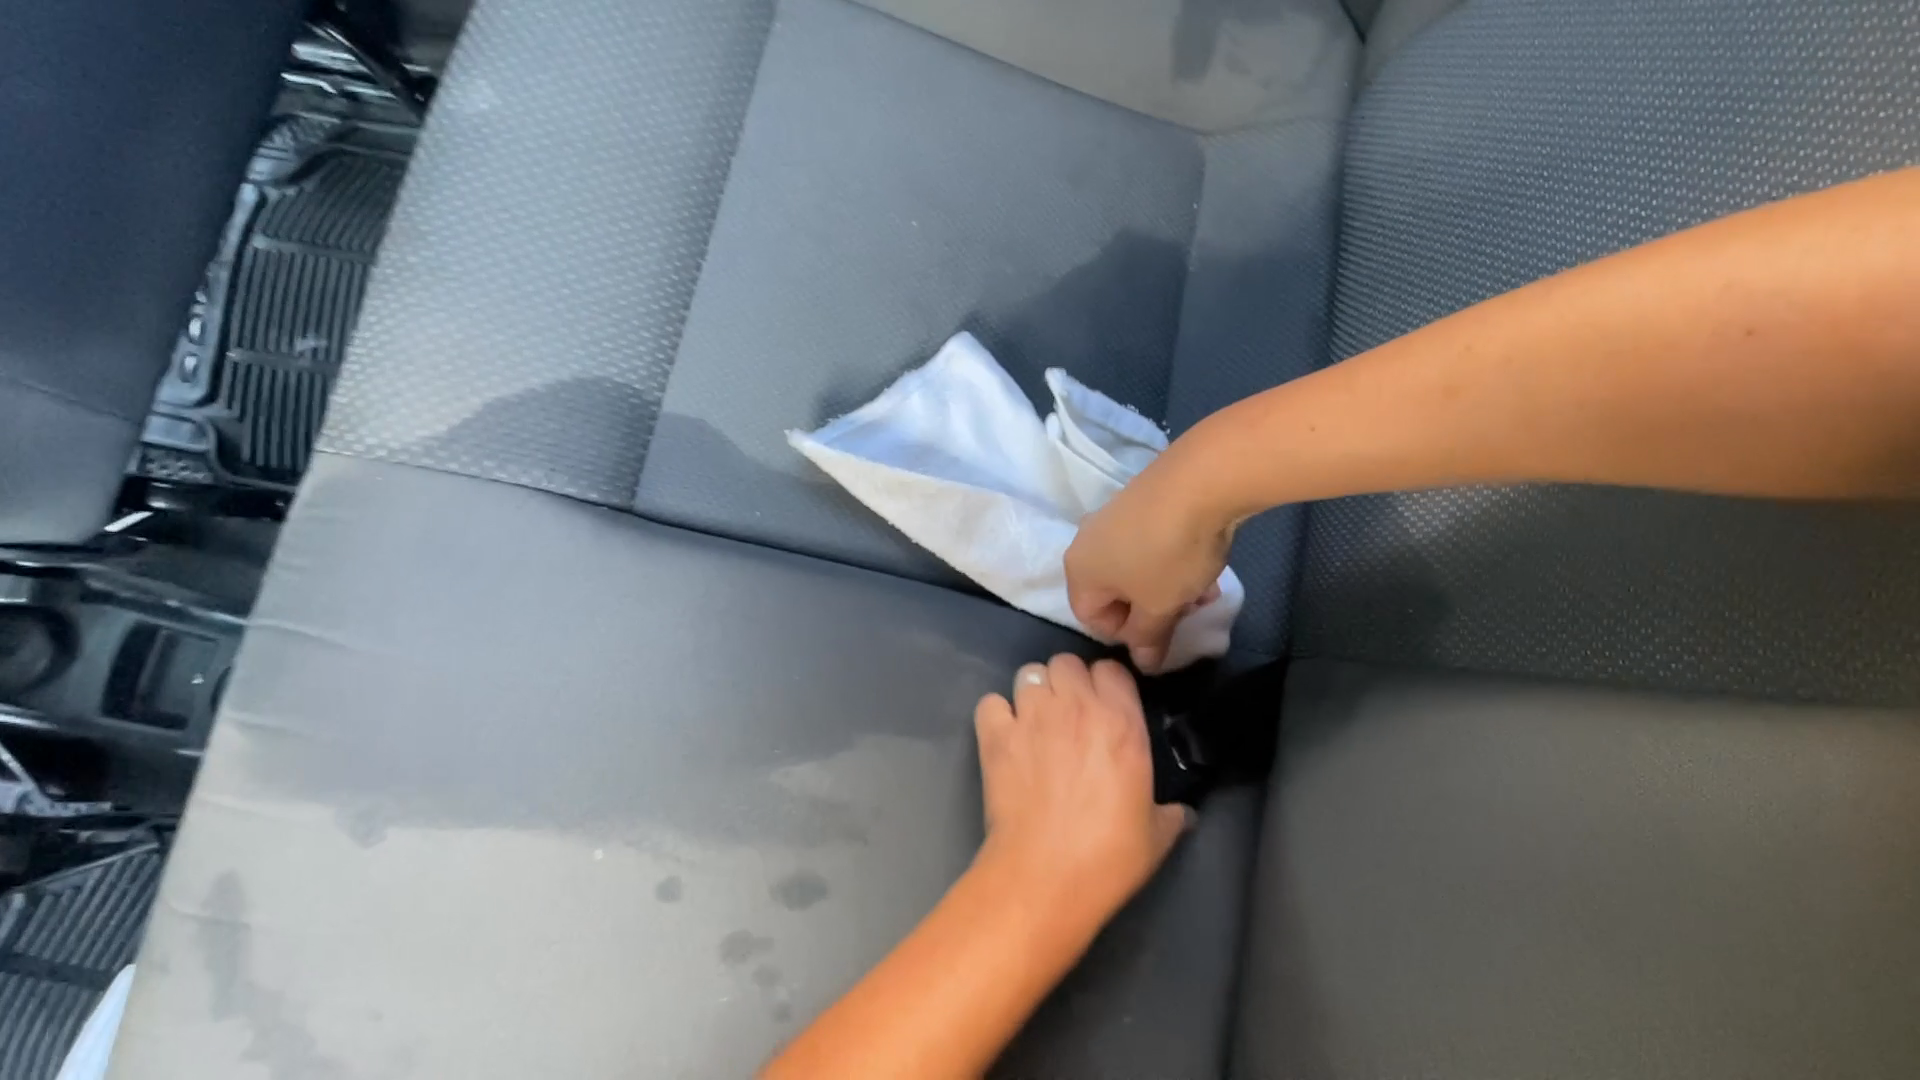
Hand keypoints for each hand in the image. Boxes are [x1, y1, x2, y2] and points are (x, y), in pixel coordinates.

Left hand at [972, 655, 1193, 924]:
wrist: (1045, 876)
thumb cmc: (1110, 855)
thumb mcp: (1158, 834)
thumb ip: (1173, 812)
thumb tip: (1186, 813)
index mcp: (1121, 722)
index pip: (1112, 669)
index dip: (1108, 684)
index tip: (1107, 707)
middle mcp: (1076, 707)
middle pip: (1066, 662)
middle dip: (1068, 682)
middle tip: (1069, 714)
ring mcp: (1031, 717)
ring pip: (1029, 673)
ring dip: (1034, 693)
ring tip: (1036, 722)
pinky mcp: (995, 736)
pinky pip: (991, 703)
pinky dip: (997, 715)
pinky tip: (1004, 737)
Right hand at [1064, 458, 1235, 672]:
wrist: (1201, 480)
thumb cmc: (1169, 554)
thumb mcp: (1160, 607)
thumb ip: (1148, 638)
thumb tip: (1142, 664)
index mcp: (1078, 571)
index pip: (1092, 620)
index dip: (1127, 634)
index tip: (1162, 630)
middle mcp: (1086, 542)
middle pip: (1114, 593)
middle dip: (1151, 610)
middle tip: (1186, 612)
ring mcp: (1111, 517)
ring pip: (1135, 568)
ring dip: (1166, 586)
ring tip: (1203, 589)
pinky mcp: (1139, 499)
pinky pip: (1147, 543)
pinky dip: (1170, 558)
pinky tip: (1203, 559)